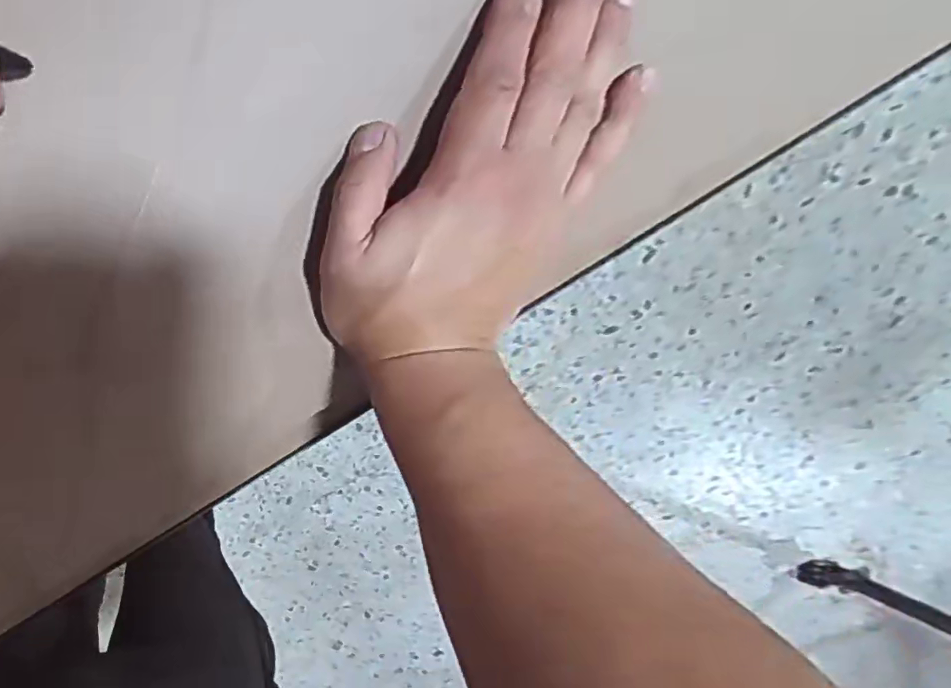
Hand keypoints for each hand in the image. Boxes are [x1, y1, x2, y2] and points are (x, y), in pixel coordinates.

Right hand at [316, 0, 650, 368]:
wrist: (430, 359)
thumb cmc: (380, 310)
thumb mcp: (343, 256)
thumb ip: (357, 190)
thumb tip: (377, 131)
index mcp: (461, 176)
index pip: (494, 82)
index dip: (510, 26)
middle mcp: (515, 173)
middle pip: (553, 76)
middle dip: (568, 14)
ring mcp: (545, 195)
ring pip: (586, 102)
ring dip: (603, 43)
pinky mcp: (557, 219)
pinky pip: (602, 156)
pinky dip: (626, 113)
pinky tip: (638, 76)